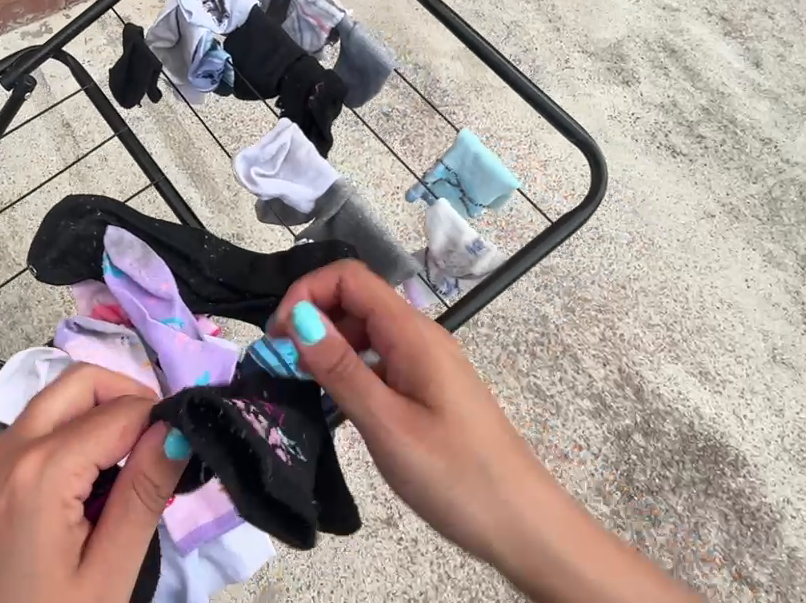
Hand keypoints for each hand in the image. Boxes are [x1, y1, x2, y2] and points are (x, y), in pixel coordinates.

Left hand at [0, 363, 186, 602]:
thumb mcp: (107, 577)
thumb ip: (142, 494)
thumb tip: (176, 428)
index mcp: (39, 471)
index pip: (118, 411)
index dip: (160, 418)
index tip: (187, 444)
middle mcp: (5, 450)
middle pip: (77, 382)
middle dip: (126, 395)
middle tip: (162, 440)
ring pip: (51, 401)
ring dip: (96, 412)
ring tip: (131, 463)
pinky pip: (29, 432)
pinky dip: (66, 433)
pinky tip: (89, 481)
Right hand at [269, 259, 532, 562]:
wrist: (527, 528)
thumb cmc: (458, 477)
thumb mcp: (387, 424)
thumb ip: (340, 368)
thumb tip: (297, 318)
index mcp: (412, 333)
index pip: (348, 277)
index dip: (307, 293)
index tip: (279, 336)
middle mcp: (419, 336)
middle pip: (355, 298)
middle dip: (311, 318)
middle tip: (282, 363)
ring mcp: (426, 361)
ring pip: (365, 329)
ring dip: (328, 344)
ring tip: (304, 383)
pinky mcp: (428, 387)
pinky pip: (379, 358)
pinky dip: (349, 367)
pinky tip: (338, 400)